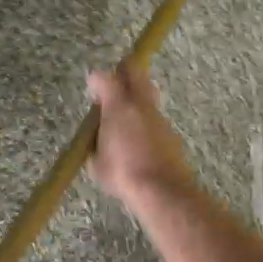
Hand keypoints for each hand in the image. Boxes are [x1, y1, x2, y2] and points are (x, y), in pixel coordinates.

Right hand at [86, 69, 194, 205]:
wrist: (161, 188)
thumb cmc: (122, 174)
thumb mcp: (95, 163)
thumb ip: (94, 145)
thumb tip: (97, 141)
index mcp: (118, 107)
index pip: (104, 79)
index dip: (96, 80)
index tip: (92, 88)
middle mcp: (140, 104)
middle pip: (135, 72)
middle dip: (123, 72)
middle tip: (113, 85)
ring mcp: (158, 117)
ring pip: (148, 94)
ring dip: (136, 97)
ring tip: (125, 117)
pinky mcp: (170, 131)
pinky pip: (155, 117)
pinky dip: (145, 121)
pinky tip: (138, 140)